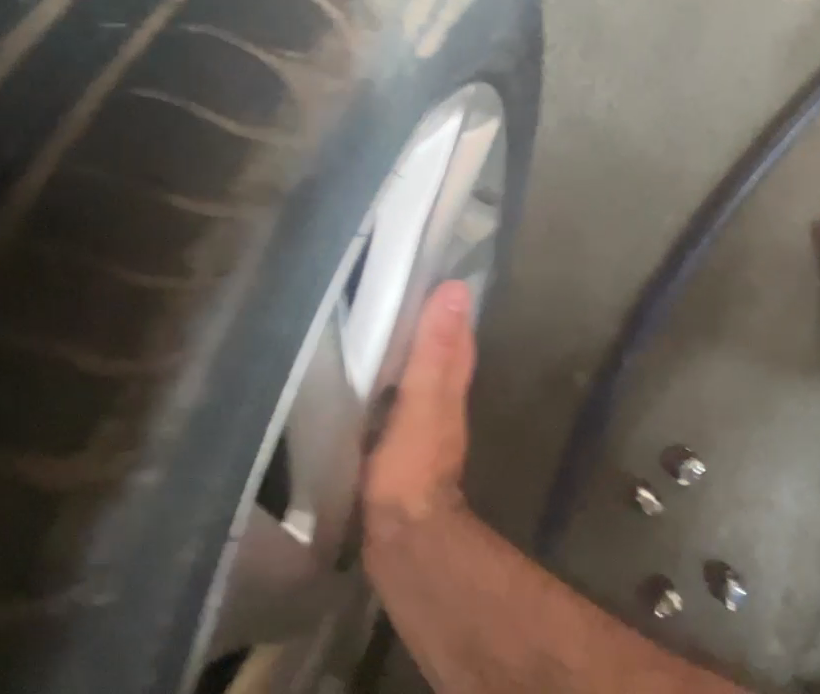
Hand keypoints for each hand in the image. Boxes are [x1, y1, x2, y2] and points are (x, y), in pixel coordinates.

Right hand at [362, 280, 476, 540]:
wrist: (402, 543)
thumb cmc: (412, 468)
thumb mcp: (423, 401)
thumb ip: (434, 350)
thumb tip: (456, 290)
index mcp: (448, 389)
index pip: (456, 337)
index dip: (449, 308)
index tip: (432, 276)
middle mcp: (441, 408)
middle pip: (439, 360)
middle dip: (425, 330)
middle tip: (396, 299)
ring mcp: (419, 433)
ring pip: (418, 385)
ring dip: (404, 361)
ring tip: (374, 335)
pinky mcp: (396, 456)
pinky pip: (393, 410)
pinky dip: (385, 393)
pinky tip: (363, 391)